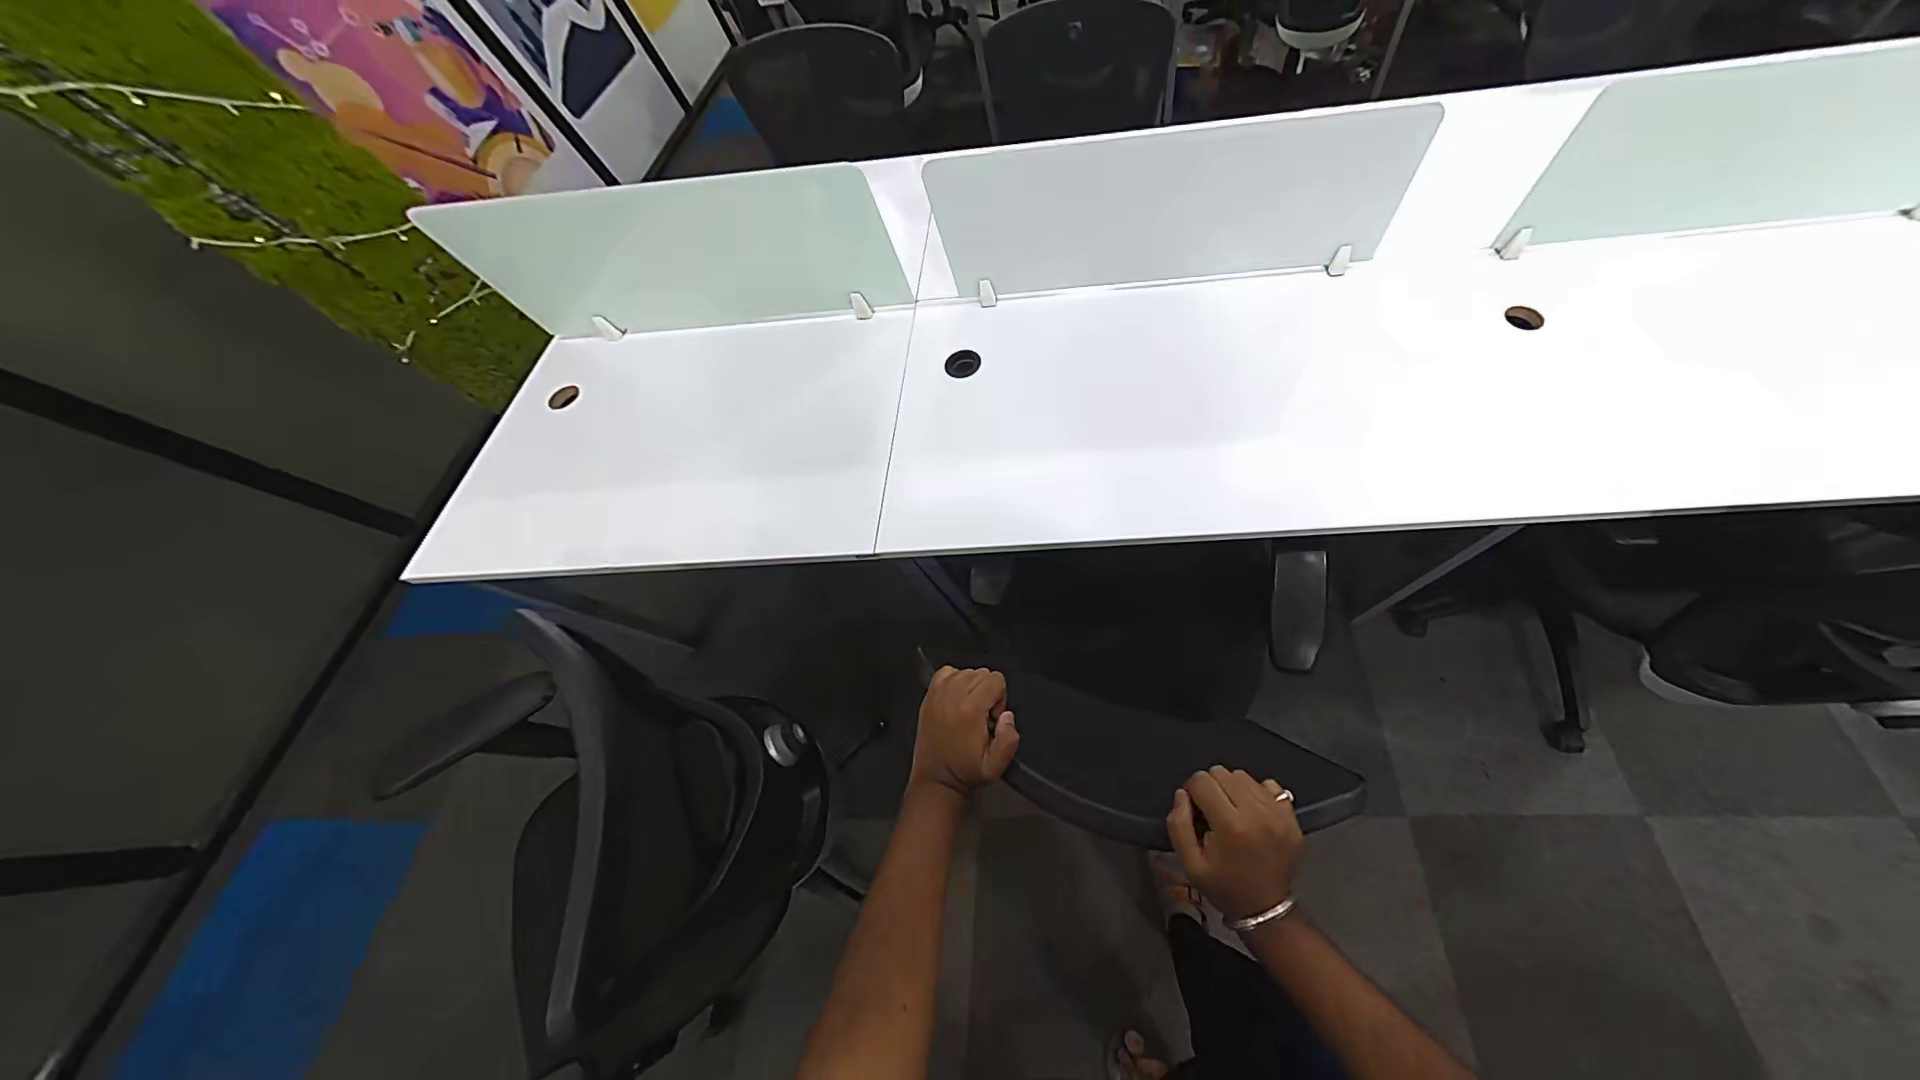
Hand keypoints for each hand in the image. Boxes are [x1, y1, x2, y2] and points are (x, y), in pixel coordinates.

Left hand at [909, 666, 1019, 797]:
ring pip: (966, 671)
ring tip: (969, 709)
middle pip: (982, 673)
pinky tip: (956, 699)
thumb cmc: (964, 771)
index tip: (993, 717)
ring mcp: (938, 694)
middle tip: (982, 716)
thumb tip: (1007, 716)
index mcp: (970, 709)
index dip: (1000, 697)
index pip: (996, 679)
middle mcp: (952, 696)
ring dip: (972, 686)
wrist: (936, 778)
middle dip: (988, 691)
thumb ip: (1009, 740)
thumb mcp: (996, 766)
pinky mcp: (929, 696)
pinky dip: (954, 680)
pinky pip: (947, 672)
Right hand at [1165, 766, 1303, 922]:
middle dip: (1211, 788)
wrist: (1265, 909)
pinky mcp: (1292, 818)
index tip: (1194, 810)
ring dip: (1232, 789)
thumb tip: (1182, 794)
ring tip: (1231, 811)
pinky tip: (1252, 812)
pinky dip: (1256, 793)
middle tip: (1211, 811)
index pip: (1201, 781)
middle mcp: (1258, 814)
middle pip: (1223, 773)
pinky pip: (1269, 786)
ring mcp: (1279, 815)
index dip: (1191, 791)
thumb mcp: (1189, 863)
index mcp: (1231, 825)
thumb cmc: (1224, 886)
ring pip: (1244, 776)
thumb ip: (1178, 824)